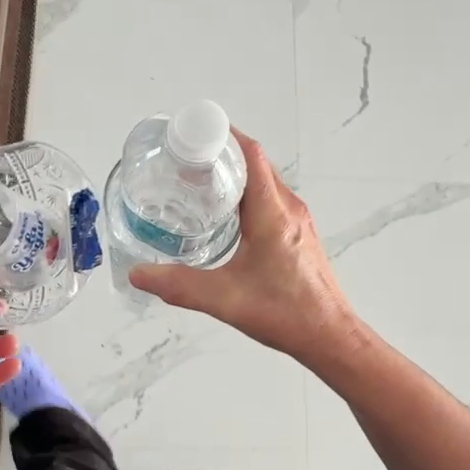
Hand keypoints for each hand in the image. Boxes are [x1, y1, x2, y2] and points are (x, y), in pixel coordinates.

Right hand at [130, 130, 364, 363]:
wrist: (329, 335)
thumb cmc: (288, 313)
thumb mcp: (224, 299)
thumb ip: (179, 286)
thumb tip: (140, 275)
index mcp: (273, 213)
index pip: (250, 154)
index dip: (222, 136)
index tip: (191, 134)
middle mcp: (289, 209)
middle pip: (256, 163)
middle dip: (221, 154)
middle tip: (184, 160)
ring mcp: (298, 221)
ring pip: (265, 182)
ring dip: (236, 176)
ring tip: (199, 184)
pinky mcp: (299, 235)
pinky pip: (272, 200)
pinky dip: (248, 195)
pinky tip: (225, 215)